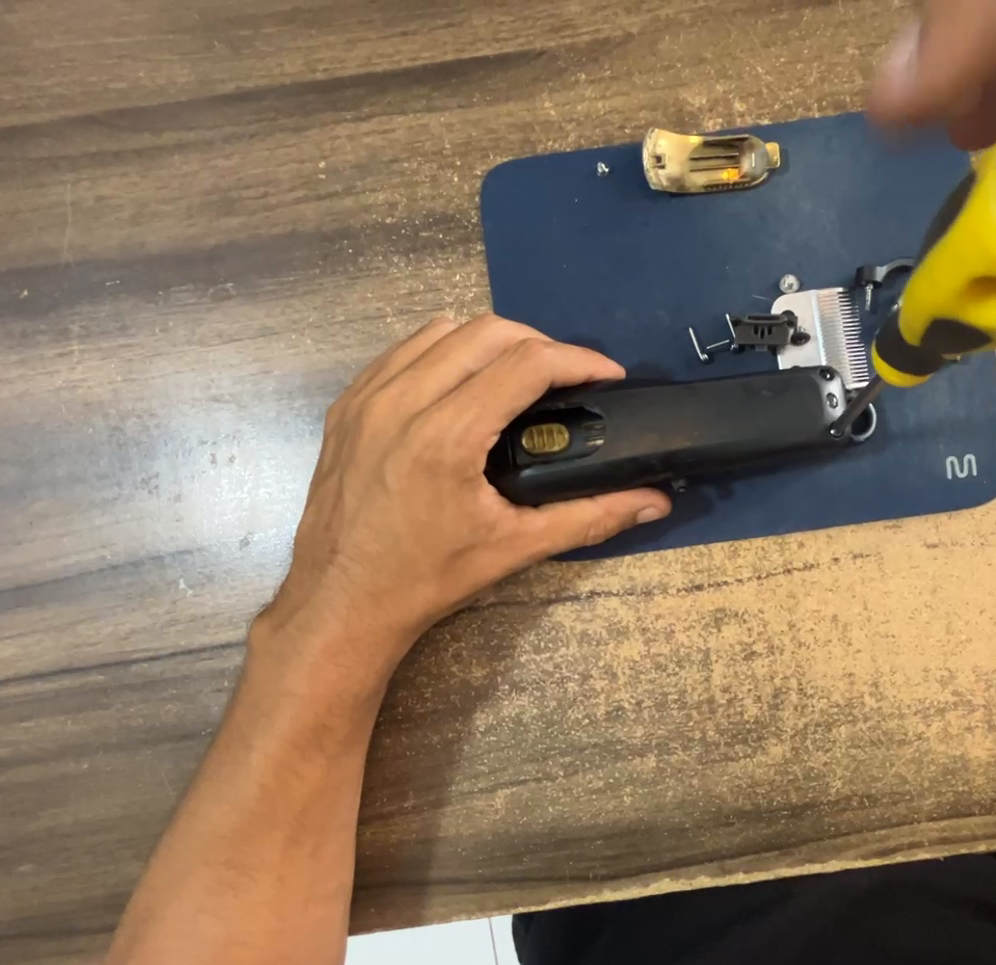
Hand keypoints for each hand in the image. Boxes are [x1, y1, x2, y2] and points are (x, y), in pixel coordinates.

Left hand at [260, 316, 669, 678]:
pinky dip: (446, 351)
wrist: (340, 603)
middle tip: (570, 378)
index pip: (526, 363)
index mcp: (446, 436)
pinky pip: (405, 350)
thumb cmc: (429, 580)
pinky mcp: (347, 404)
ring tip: (521, 376)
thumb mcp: (516, 548)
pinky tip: (466, 384)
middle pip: (487, 331)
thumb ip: (591, 517)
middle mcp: (402, 401)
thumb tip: (655, 503)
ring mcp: (367, 397)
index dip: (578, 360)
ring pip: (442, 330)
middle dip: (541, 343)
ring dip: (493, 341)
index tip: (608, 375)